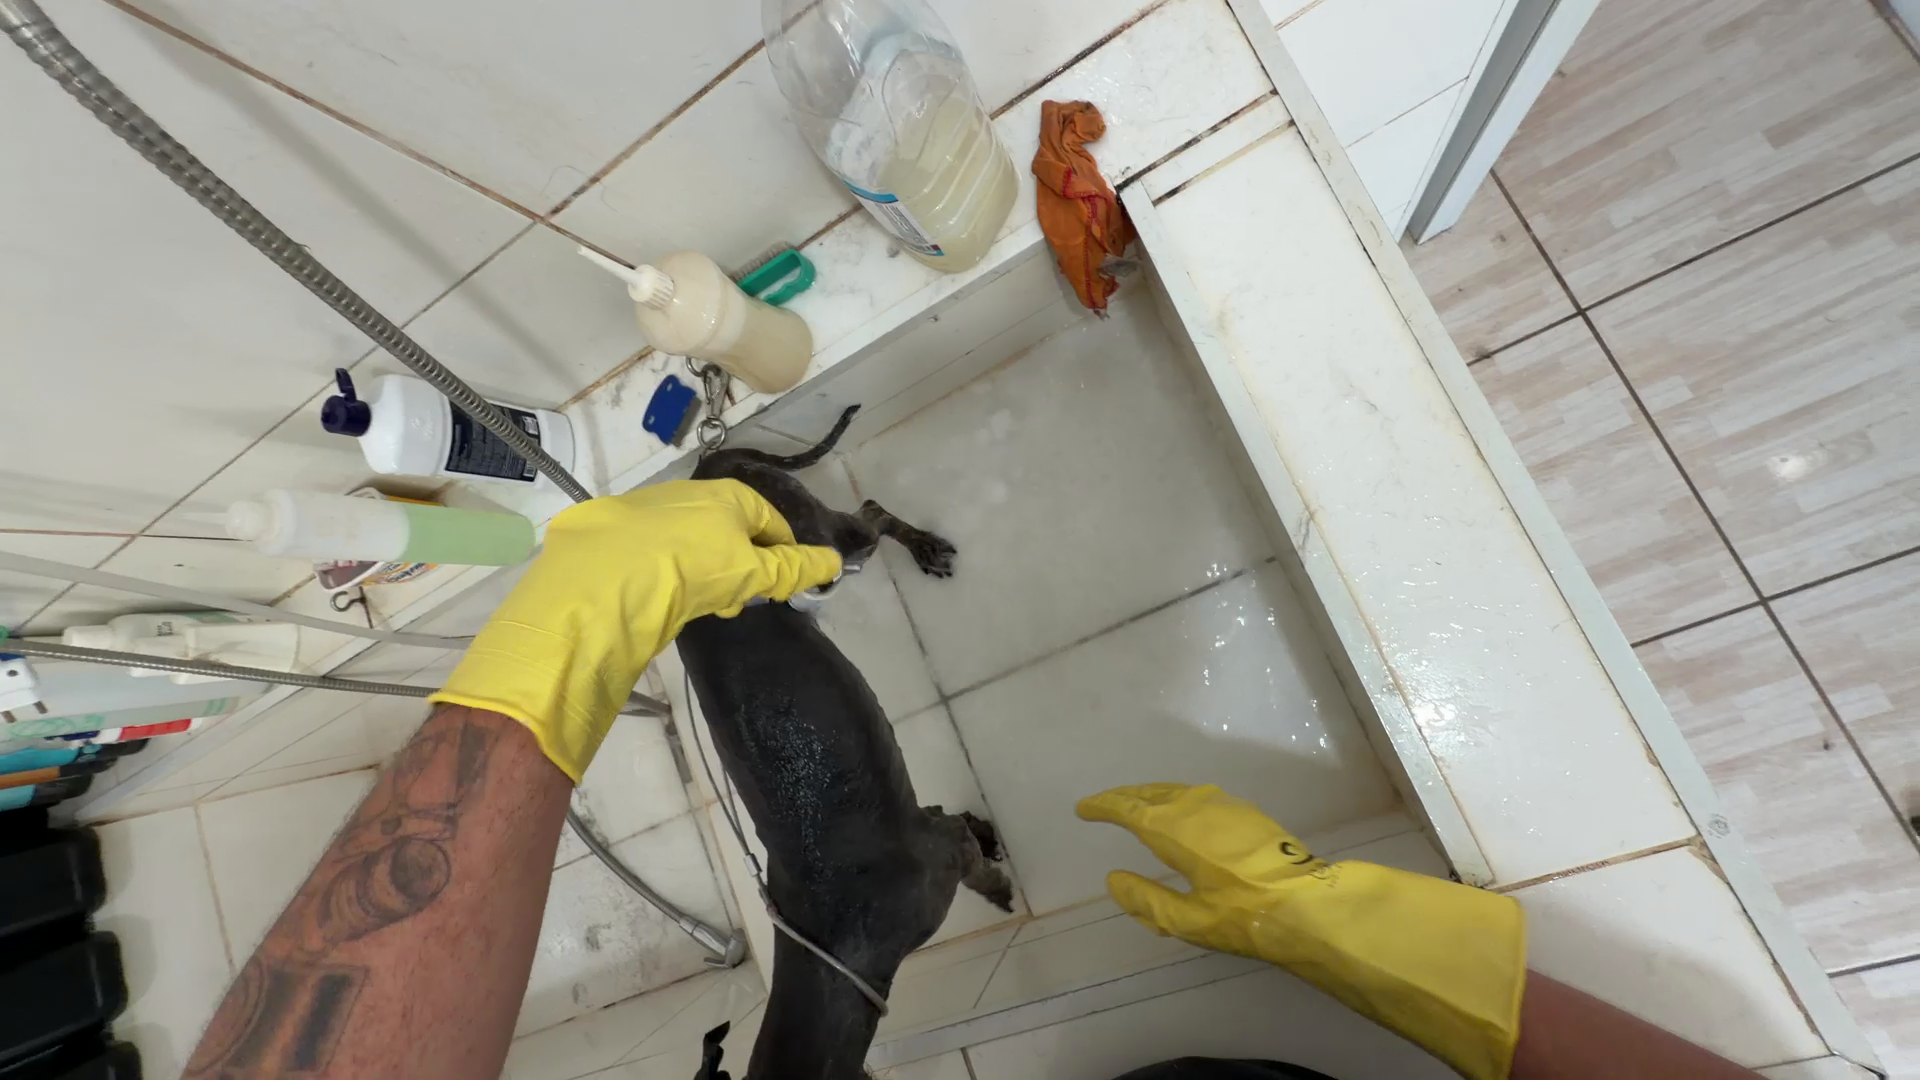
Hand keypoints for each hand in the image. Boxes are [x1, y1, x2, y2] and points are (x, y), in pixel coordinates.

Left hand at [432, 479, 841, 781]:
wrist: (605, 580)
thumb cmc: (695, 568)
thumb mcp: (754, 574)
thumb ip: (795, 569)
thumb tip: (836, 562)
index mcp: (729, 495)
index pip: (772, 521)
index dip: (784, 554)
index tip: (781, 586)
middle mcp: (690, 493)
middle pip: (733, 532)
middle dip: (742, 567)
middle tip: (739, 602)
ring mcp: (649, 509)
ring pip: (695, 542)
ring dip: (707, 573)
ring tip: (701, 606)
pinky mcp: (615, 531)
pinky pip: (657, 551)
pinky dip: (669, 572)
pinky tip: (661, 599)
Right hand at [1078, 783, 1525, 1079]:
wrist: (1309, 904)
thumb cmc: (1243, 917)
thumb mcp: (1187, 920)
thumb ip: (1145, 900)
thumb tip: (1114, 879)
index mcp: (1172, 829)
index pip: (1127, 809)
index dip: (1103, 806)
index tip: (1084, 809)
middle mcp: (1193, 806)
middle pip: (1149, 792)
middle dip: (1125, 796)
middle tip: (1107, 804)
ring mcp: (1222, 805)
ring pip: (1175, 791)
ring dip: (1152, 795)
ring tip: (1140, 805)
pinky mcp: (1245, 812)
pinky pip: (1196, 797)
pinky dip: (1176, 800)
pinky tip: (1183, 814)